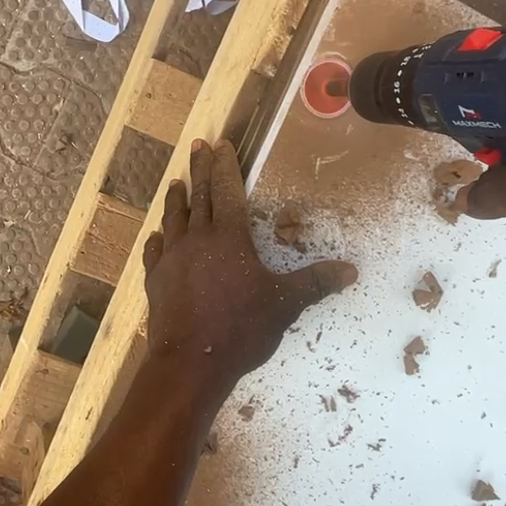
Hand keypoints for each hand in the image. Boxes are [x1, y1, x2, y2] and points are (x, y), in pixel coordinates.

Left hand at [143, 139, 357, 385]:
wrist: (191, 361)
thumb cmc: (241, 328)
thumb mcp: (285, 304)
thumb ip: (315, 283)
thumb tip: (350, 270)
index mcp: (229, 237)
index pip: (227, 191)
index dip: (225, 166)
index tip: (221, 144)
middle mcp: (197, 240)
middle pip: (199, 197)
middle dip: (200, 170)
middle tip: (198, 146)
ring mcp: (172, 259)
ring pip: (173, 219)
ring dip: (176, 199)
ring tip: (176, 183)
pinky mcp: (156, 281)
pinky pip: (155, 253)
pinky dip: (157, 240)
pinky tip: (157, 237)